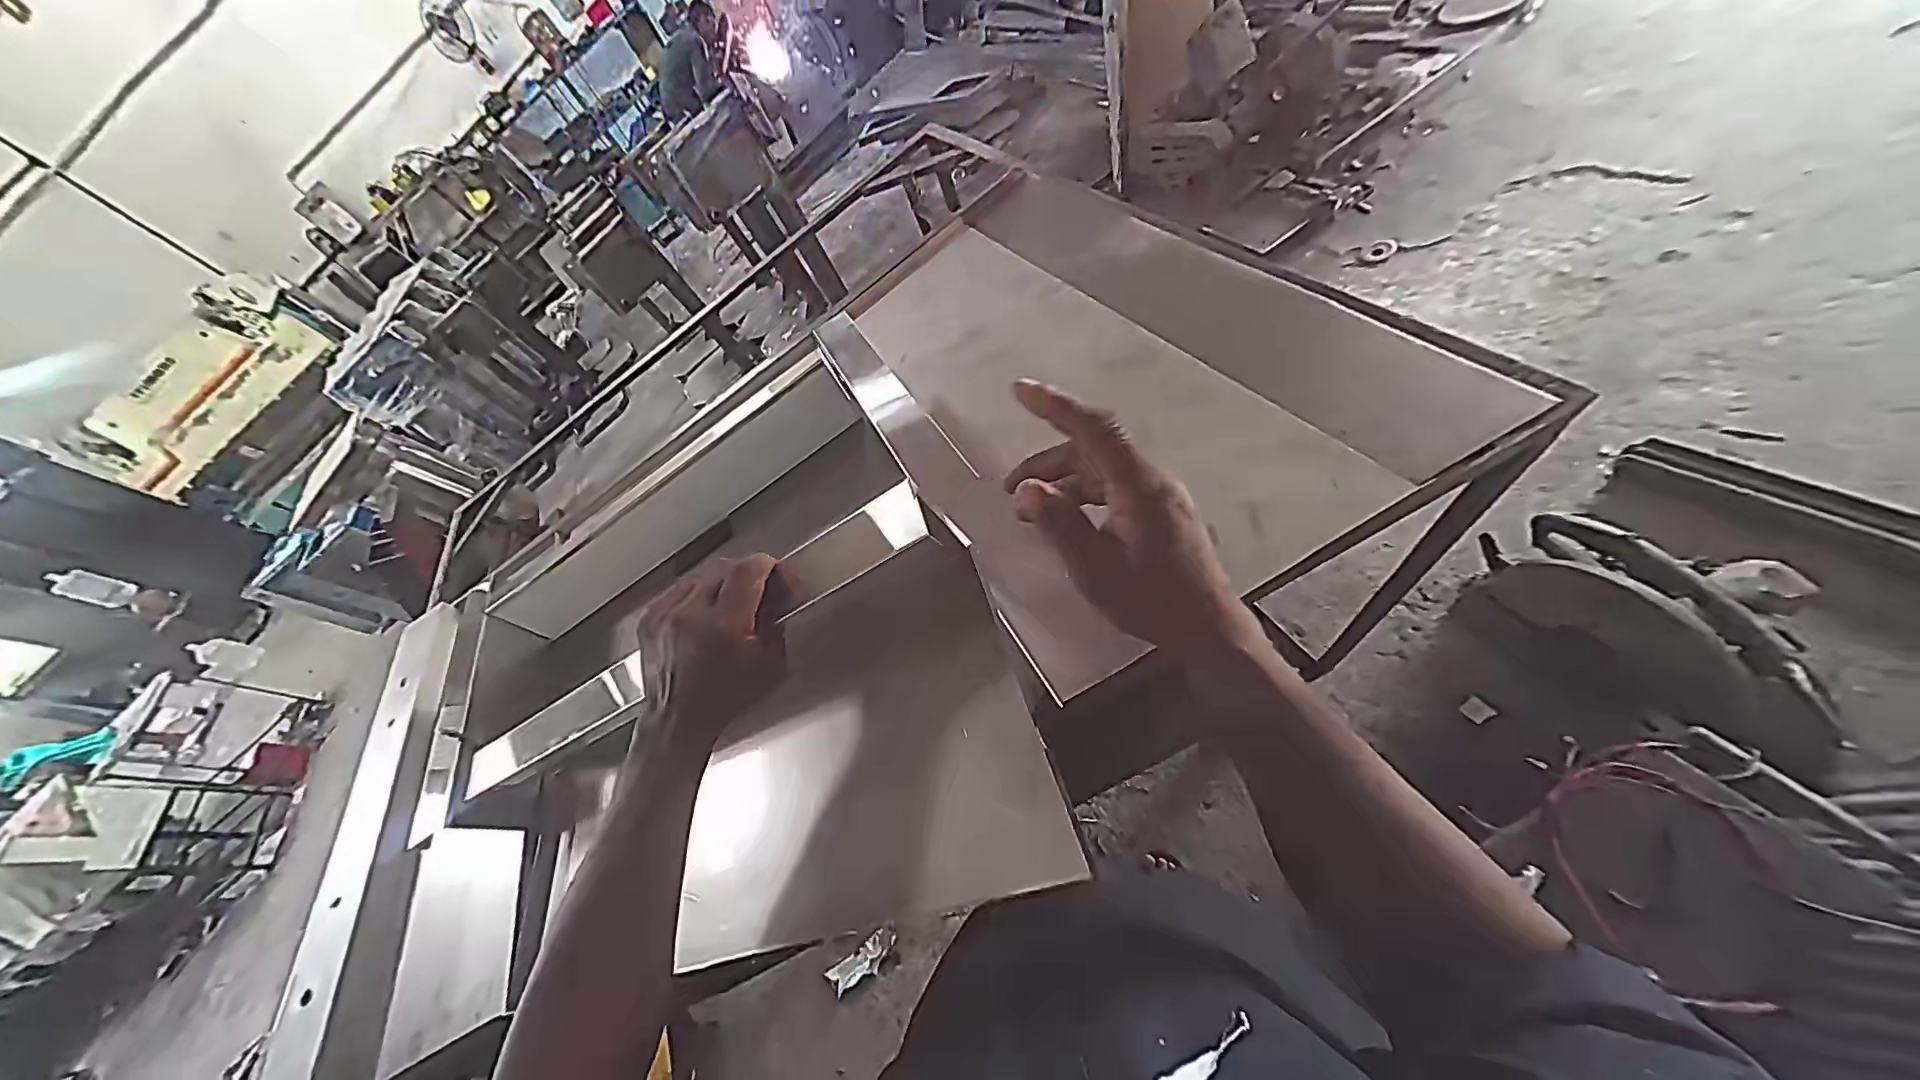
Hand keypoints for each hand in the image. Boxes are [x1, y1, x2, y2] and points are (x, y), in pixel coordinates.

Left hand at [632, 555, 787, 741]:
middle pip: (724, 567)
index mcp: (725, 624)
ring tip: (731, 599)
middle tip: (759, 584)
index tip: (776, 570)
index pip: (747, 571)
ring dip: (721, 581)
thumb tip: (781, 597)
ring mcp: (665, 614)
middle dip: (746, 571)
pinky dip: (696, 592)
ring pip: (701, 574)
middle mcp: (691, 614)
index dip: (766, 565)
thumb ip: (777, 624)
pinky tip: (706, 609)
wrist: (679, 721)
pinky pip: (679, 589)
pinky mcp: (650, 618)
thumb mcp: (771, 665)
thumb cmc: (726, 699)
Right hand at [1003, 380, 1265, 661]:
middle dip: (1047, 463)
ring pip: (1101, 472)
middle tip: (1014, 488)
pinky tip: (1067, 519)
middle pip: (1093, 452)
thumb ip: (1060, 524)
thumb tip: (1028, 491)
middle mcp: (1151, 483)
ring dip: (1064, 483)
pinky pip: (1113, 490)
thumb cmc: (1157, 602)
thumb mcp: (1096, 568)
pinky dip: (1084, 497)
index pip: (1095, 430)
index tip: (1024, 393)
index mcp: (1139, 488)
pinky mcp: (1158, 513)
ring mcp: (1157, 497)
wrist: (1207, 629)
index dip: (1056, 407)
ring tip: (1034, 509)